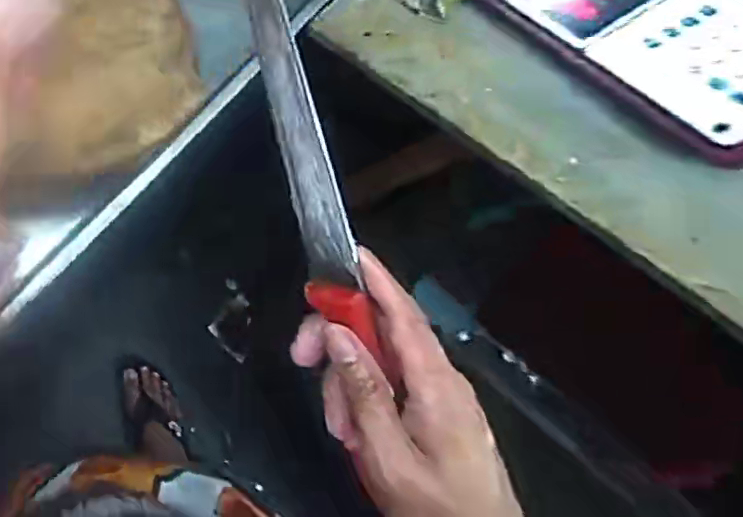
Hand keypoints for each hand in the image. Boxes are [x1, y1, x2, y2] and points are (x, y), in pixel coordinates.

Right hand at [291, 251, 522, 516]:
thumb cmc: (436, 507)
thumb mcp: (387, 454)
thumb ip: (362, 389)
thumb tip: (336, 330)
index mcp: (438, 387)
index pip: (404, 317)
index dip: (378, 281)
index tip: (352, 251)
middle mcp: (442, 383)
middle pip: (377, 333)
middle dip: (333, 339)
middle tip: (299, 359)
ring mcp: (440, 398)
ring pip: (375, 359)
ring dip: (343, 380)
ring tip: (338, 424)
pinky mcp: (434, 413)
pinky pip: (387, 382)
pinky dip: (359, 394)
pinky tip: (351, 426)